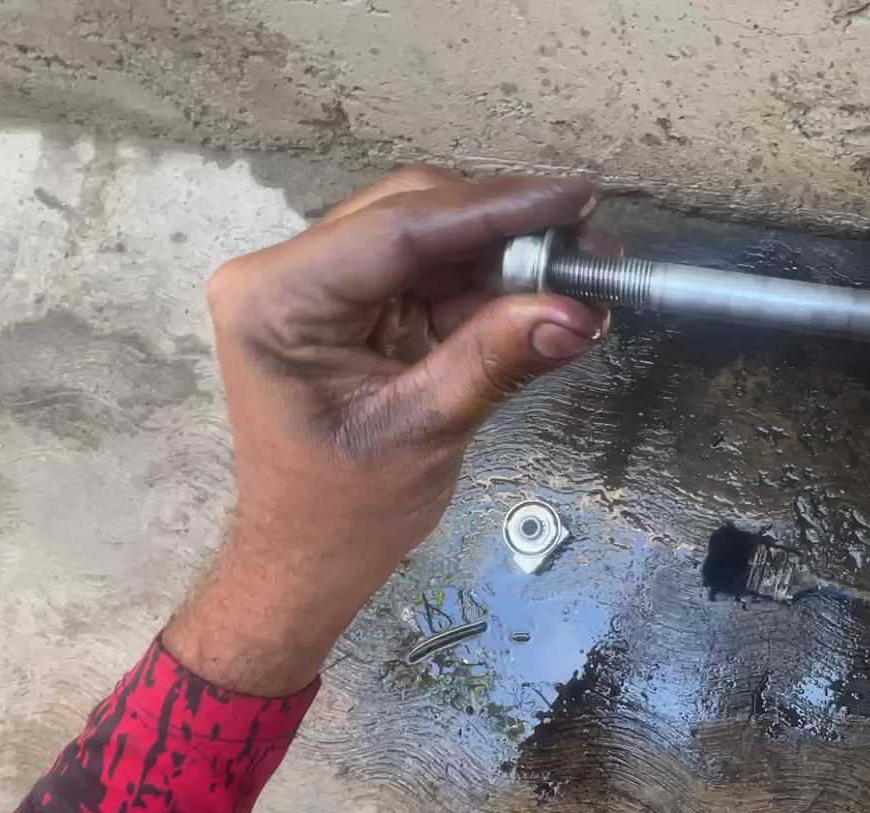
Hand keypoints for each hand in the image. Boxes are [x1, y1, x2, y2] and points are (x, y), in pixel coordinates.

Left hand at [164, 167, 607, 694]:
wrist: (312, 557)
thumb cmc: (346, 513)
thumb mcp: (423, 433)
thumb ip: (495, 362)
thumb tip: (579, 313)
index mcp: (278, 299)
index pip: (398, 231)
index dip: (496, 209)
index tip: (576, 199)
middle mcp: (292, 275)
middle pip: (415, 219)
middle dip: (507, 233)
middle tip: (591, 249)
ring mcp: (325, 290)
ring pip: (431, 245)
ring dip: (506, 263)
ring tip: (579, 282)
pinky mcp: (357, 312)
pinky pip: (433, 282)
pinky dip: (489, 294)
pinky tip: (539, 307)